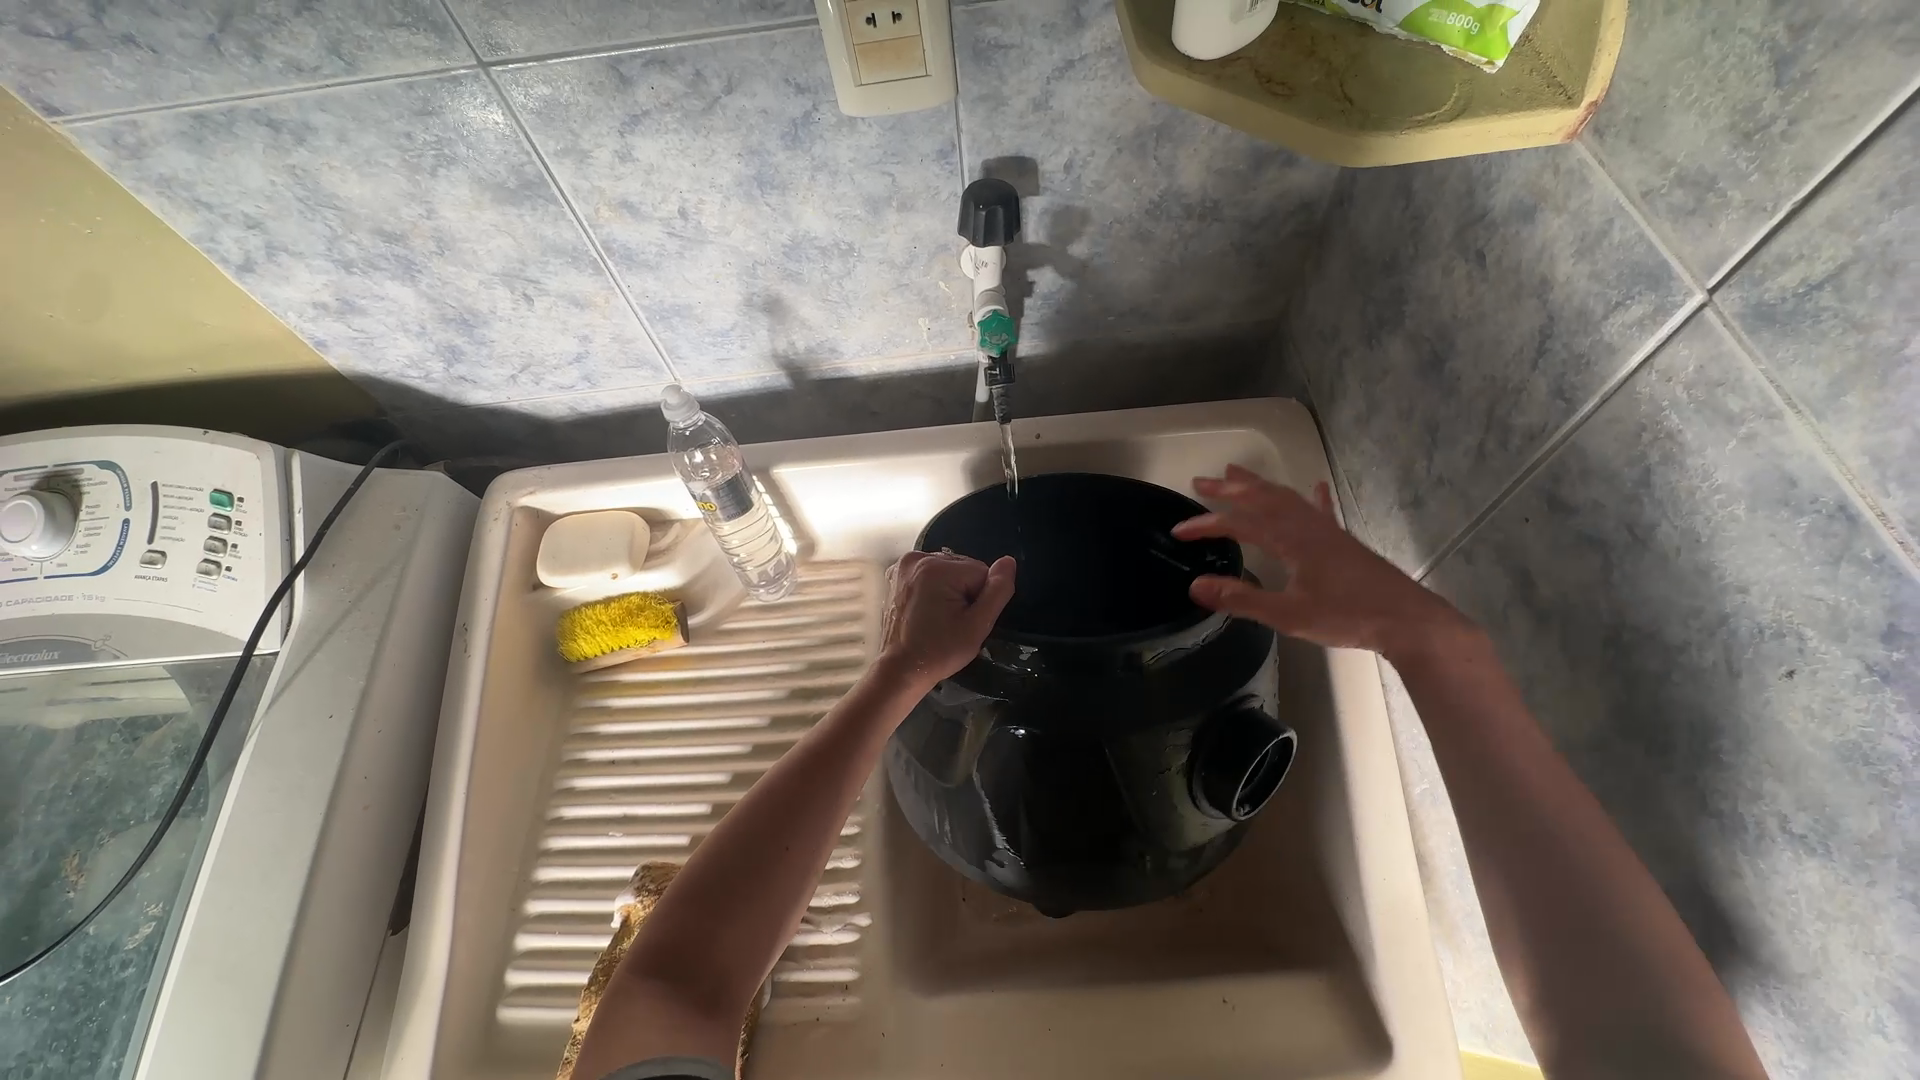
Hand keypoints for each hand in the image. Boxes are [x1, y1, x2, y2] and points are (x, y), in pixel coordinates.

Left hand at [875, 551, 1016, 691]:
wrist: (901, 668)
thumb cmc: (940, 651)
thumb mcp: (977, 626)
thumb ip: (997, 591)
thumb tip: (1009, 561)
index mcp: (939, 568)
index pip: (982, 573)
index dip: (980, 599)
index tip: (964, 620)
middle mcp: (918, 558)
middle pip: (963, 568)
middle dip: (964, 592)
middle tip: (952, 621)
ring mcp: (904, 565)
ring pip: (948, 570)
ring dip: (949, 589)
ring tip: (938, 617)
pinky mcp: (897, 575)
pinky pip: (930, 574)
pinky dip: (933, 588)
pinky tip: (926, 609)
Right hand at [1172, 465, 1474, 661]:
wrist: (1407, 620)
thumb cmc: (1346, 616)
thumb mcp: (1287, 614)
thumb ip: (1241, 599)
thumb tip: (1196, 586)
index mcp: (1290, 540)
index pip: (1238, 524)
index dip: (1205, 525)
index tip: (1178, 532)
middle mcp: (1306, 526)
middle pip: (1262, 498)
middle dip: (1229, 489)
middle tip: (1201, 481)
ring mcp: (1326, 531)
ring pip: (1286, 497)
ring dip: (1259, 484)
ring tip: (1237, 473)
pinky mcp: (1341, 541)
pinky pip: (1320, 510)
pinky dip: (1312, 496)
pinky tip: (1315, 485)